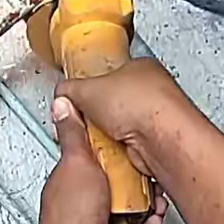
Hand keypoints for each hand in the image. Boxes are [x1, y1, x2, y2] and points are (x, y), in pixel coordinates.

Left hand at [36, 96, 166, 223]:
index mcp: (73, 175)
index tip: (134, 144)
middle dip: (141, 180)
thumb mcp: (76, 162)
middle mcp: (86, 199)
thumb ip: (74, 133)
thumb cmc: (71, 216)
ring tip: (153, 203)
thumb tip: (63, 104)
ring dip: (149, 205)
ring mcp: (101, 220)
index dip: (118, 148)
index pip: (98, 154)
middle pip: (122, 180)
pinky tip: (150, 223)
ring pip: (134, 206)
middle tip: (148, 179)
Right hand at [52, 58, 203, 177]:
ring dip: (104, 139)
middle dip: (95, 119)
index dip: (88, 91)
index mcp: (139, 68)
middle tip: (86, 124)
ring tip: (100, 139)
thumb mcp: (89, 89)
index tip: (77, 102)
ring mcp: (153, 122)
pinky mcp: (152, 147)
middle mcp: (150, 94)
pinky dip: (115, 154)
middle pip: (110, 107)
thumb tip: (61, 94)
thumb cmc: (143, 106)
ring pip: (117, 132)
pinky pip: (125, 151)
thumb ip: (70, 90)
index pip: (106, 77)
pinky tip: (113, 153)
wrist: (162, 141)